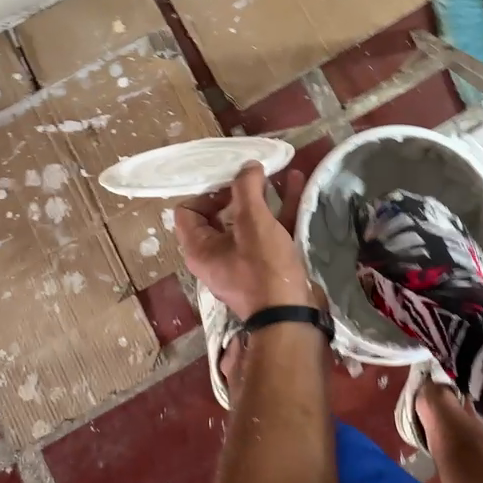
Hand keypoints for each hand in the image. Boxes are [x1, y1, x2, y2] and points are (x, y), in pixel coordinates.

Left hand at [175, 162, 314, 318]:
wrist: (291, 315)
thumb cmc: (263, 269)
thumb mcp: (252, 223)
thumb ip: (246, 189)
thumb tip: (248, 166)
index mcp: (199, 248)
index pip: (187, 210)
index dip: (206, 191)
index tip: (231, 180)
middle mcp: (216, 253)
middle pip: (219, 212)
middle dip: (238, 188)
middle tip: (254, 172)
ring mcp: (242, 259)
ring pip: (248, 219)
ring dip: (262, 194)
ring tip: (276, 171)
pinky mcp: (266, 263)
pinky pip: (269, 229)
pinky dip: (279, 207)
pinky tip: (295, 183)